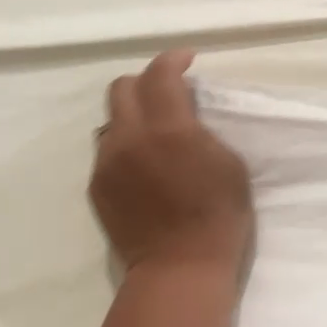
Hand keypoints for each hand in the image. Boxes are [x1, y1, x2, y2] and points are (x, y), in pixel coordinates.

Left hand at [90, 51, 253, 277]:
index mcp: (170, 130)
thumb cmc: (220, 218)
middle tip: (168, 94)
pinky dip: (126, 148)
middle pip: (122, 88)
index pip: (161, 76)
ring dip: (133, 117)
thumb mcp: (229, 166)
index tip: (186, 60)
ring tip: (155, 136)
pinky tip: (145, 169)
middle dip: (145, 82)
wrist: (180, 267)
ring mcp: (107, 162)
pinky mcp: (97, 185)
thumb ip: (202, 133)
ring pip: (111, 121)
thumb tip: (183, 119)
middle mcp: (130, 138)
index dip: (173, 60)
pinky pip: (107, 152)